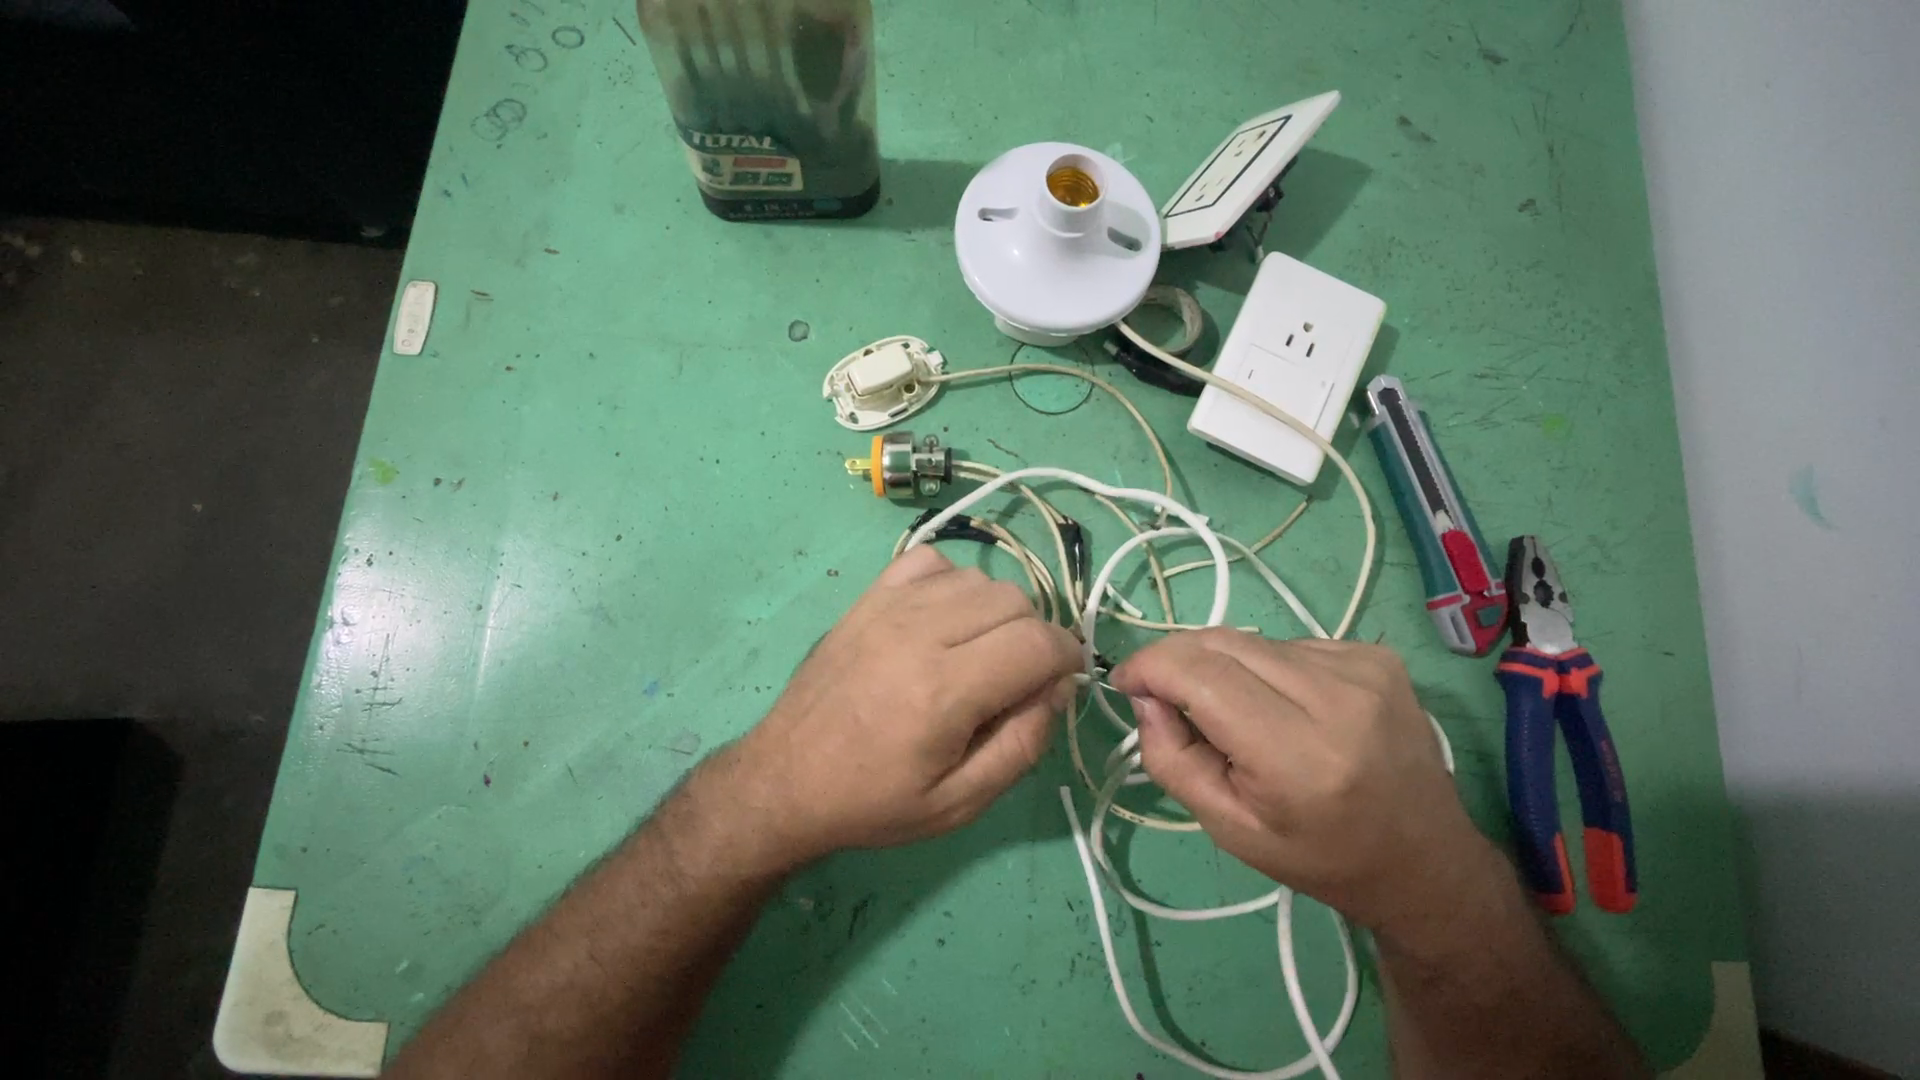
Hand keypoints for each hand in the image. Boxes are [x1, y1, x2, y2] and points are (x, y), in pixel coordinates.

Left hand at [707, 546, 1081, 868]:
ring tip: (979, 652)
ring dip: (997, 611)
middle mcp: (919, 633)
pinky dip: (952, 584)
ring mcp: (889, 607)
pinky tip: (942, 620)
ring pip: (978, 577)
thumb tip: (1057, 688)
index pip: (1038, 642)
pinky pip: (930, 562)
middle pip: (1015, 600)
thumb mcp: (959, 803)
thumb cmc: (874, 801)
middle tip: (1017, 678)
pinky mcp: (867, 598)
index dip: (1067, 658)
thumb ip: (1022, 745)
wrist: (785, 779)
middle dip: (1035, 636)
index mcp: (944, 691)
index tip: (1060, 682)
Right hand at [1110, 630, 1497, 933]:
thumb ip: (1171, 759)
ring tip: (1234, 713)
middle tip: (1162, 695)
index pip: (1202, 674)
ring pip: (1252, 640)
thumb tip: (1145, 696)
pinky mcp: (1377, 656)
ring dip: (1221, 665)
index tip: (1125, 682)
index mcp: (1299, 755)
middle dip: (1176, 660)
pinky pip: (1288, 644)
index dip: (1150, 666)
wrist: (1424, 859)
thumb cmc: (1319, 855)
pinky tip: (1282, 706)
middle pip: (1222, 643)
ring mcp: (1363, 669)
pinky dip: (1264, 667)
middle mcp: (1336, 698)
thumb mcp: (1227, 827)